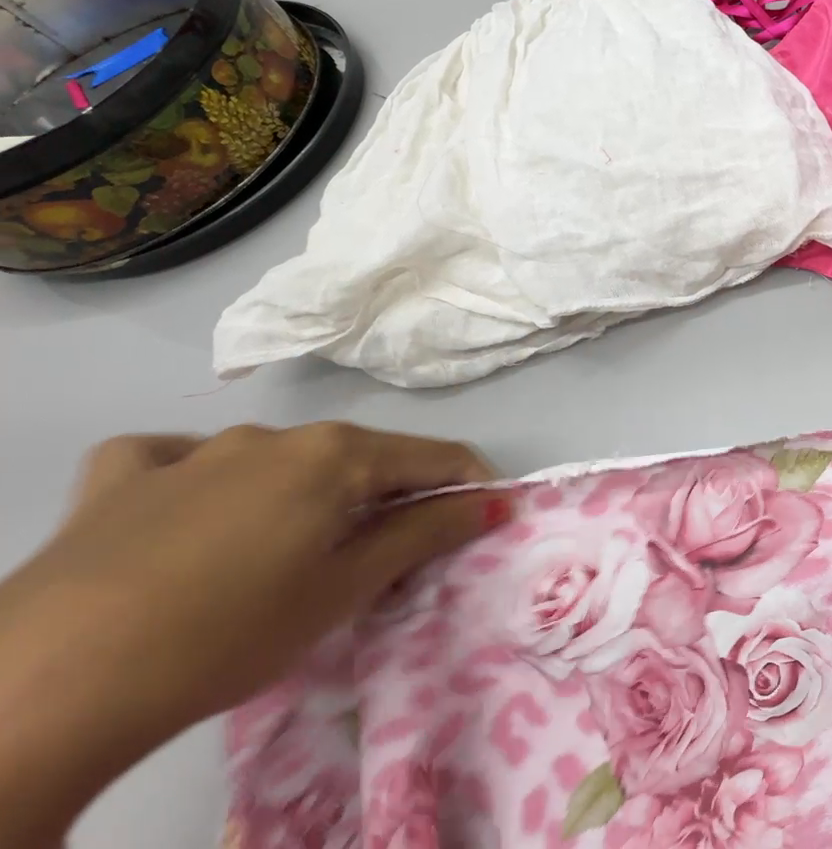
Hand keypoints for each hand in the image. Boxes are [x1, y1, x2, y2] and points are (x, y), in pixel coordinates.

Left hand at [0, 423, 509, 845]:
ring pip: (278, 460)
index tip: (488, 520)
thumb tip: (492, 501)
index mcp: (335, 455)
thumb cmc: (234, 631)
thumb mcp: (349, 587)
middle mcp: (271, 437)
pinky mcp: (117, 479)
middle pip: (361, 457)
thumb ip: (426, 533)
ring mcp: (190, 452)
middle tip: (397, 553)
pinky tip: (194, 507)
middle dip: (393, 495)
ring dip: (309, 493)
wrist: (53, 680)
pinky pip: (178, 459)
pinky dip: (205, 477)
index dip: (471, 486)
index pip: (435, 456)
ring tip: (296, 550)